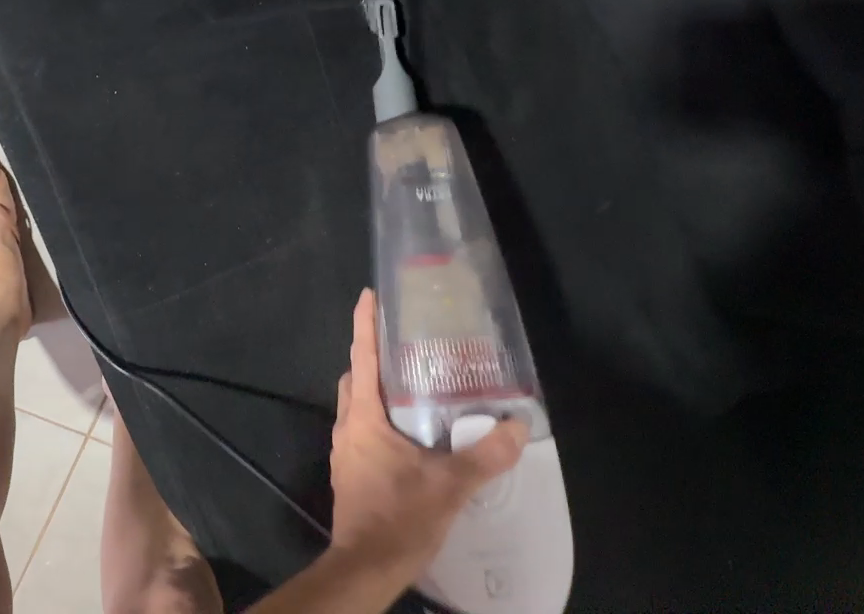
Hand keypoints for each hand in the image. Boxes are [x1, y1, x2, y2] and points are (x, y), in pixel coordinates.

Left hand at [328, 287, 528, 581]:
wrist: (365, 568)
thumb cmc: (399, 517)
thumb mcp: (448, 485)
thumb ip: (484, 455)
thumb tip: (518, 425)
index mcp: (363, 416)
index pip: (361, 356)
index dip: (364, 323)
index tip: (368, 294)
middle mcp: (348, 426)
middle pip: (355, 377)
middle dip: (371, 355)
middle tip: (402, 342)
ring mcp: (345, 451)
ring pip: (356, 405)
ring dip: (375, 389)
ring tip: (409, 384)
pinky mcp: (350, 472)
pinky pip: (361, 430)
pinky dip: (378, 418)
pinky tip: (407, 432)